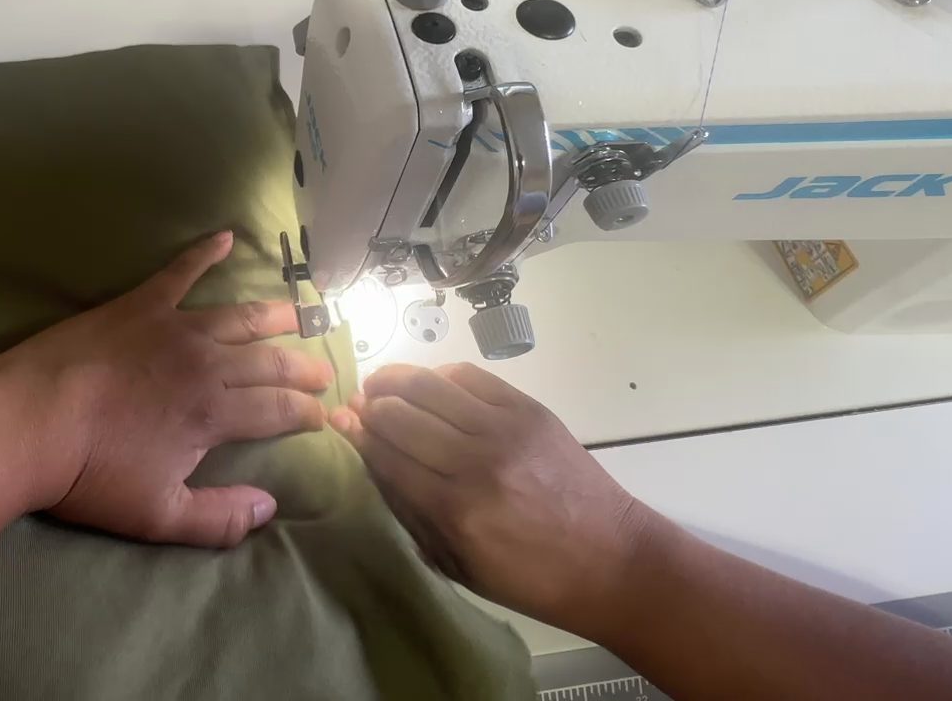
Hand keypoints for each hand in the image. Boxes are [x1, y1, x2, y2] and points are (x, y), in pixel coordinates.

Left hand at [0, 231, 332, 547]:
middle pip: (269, 361)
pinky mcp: (142, 304)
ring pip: (239, 316)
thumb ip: (218, 517)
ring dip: (275, 315)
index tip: (322, 415)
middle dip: (302, 366)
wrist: (31, 421)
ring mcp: (175, 327)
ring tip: (301, 312)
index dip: (305, 413)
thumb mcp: (157, 514)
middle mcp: (207, 364)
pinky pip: (180, 271)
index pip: (277, 410)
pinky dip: (205, 253)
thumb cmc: (91, 472)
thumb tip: (269, 508)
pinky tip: (225, 237)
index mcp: (214, 413)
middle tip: (323, 369)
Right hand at [330, 362, 658, 633]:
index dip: (358, 434)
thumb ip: (409, 508)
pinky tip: (426, 383)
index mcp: (457, 512)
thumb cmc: (529, 576)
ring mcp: (505, 429)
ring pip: (430, 386)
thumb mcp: (458, 563)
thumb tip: (367, 454)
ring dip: (395, 379)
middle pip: (402, 415)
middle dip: (371, 405)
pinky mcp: (529, 409)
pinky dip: (438, 374)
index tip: (340, 421)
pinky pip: (469, 376)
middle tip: (359, 404)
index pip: (388, 456)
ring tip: (379, 382)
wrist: (611, 559)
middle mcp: (477, 463)